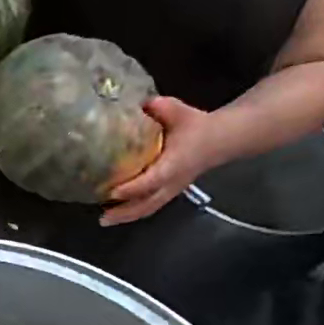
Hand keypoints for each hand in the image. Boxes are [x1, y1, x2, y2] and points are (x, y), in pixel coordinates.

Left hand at [101, 96, 224, 225]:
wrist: (221, 138)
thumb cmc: (196, 126)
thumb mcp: (179, 112)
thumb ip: (159, 108)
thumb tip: (139, 104)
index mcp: (176, 163)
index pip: (154, 179)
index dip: (133, 187)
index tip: (112, 191)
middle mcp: (173, 181)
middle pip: (148, 203)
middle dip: (125, 212)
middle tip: (103, 217)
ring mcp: (172, 190)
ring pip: (149, 209)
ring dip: (126, 216)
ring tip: (105, 220)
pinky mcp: (169, 192)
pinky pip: (150, 207)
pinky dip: (133, 213)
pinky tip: (116, 215)